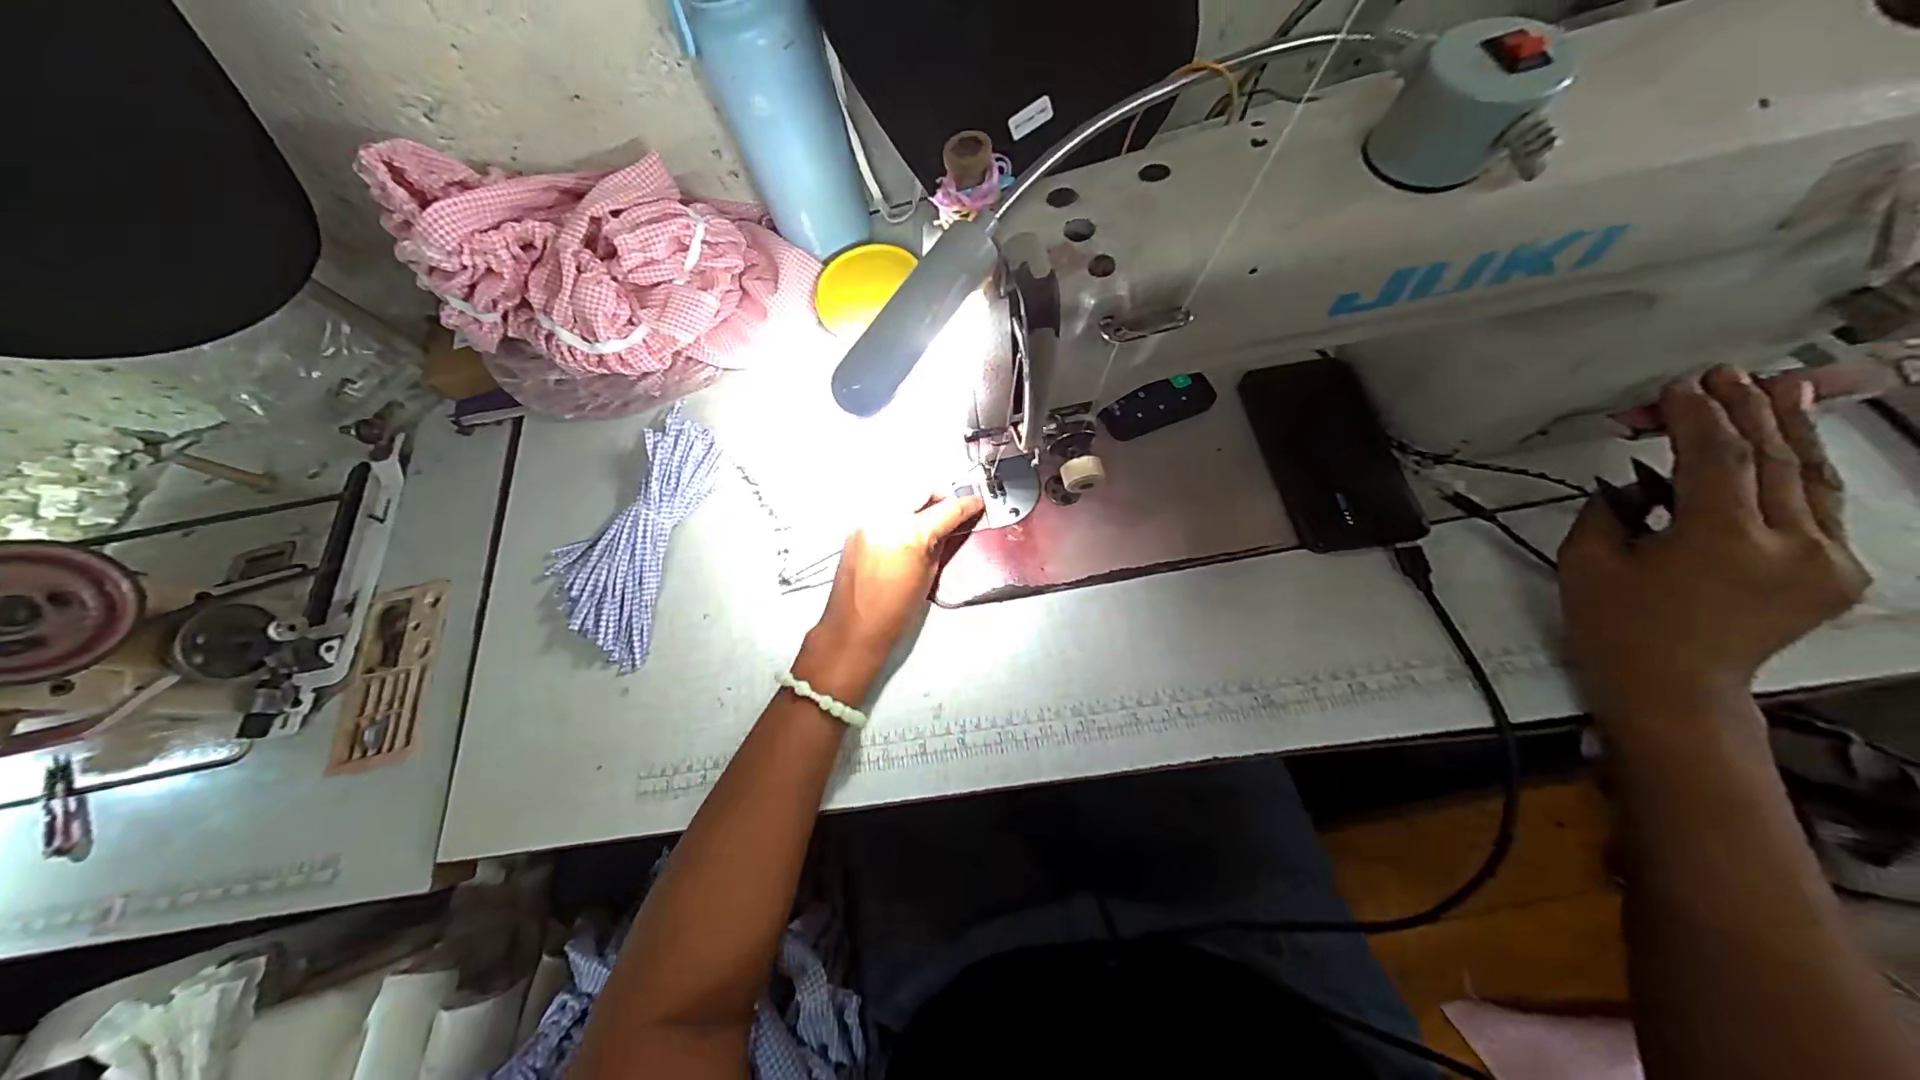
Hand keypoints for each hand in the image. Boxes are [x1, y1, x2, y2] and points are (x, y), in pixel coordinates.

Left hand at [792, 493, 983, 701]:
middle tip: (951, 507)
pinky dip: (898, 506)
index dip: (967, 505)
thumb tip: (952, 524)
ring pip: (900, 489)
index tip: (976, 504)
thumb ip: (941, 542)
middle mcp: (885, 519)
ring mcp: (867, 519)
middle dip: (940, 494)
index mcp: (910, 534)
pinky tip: (906, 522)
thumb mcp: (929, 575)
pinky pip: (882, 503)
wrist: (855, 625)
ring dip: (918, 496)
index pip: (947, 508)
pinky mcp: (855, 524)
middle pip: (921, 486)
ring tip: (929, 514)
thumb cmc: (892, 611)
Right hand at [1559, 366, 1869, 723]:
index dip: (1698, 416)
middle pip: (1773, 459)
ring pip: (1811, 476)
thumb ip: (1613, 509)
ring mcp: (1825, 561)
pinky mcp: (1837, 574)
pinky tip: (1794, 444)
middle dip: (1744, 411)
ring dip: (1789, 429)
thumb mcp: (1588, 562)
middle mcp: (1790, 546)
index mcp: (1721, 543)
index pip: (1718, 458)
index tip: (1679, 388)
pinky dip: (1804, 469)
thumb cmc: (1617, 629)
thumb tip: (1637, 479)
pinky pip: (1820, 507)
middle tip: (1724, 376)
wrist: (1675, 689)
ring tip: (1778, 388)